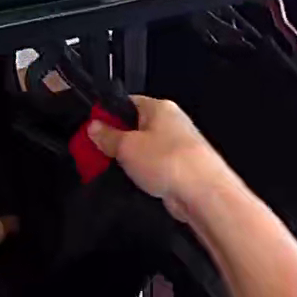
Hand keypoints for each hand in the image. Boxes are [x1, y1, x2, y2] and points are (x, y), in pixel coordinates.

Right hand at [86, 96, 238, 223]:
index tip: (92, 130)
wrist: (203, 193)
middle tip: (99, 155)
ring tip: (118, 172)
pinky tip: (138, 185)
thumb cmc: (172, 162)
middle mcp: (172, 125)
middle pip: (135, 128)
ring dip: (129, 162)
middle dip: (116, 142)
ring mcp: (178, 148)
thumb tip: (96, 128)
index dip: (107, 115)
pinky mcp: (180, 171)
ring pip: (145, 152)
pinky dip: (144, 177)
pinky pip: (155, 170)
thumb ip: (108, 136)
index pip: (128, 103)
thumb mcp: (126, 146)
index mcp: (160, 108)